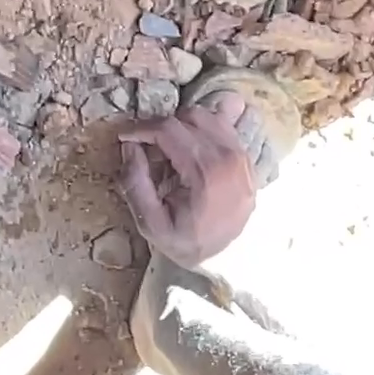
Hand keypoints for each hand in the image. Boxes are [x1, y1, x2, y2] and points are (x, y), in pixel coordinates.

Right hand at [118, 93, 258, 266]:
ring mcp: (243, 154)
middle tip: (147, 150)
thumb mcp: (151, 223)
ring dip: (182, 125)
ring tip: (169, 150)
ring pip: (208, 115)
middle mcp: (230, 156)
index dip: (141, 128)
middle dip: (161, 128)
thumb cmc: (186, 242)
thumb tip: (129, 147)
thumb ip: (135, 183)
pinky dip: (204, 126)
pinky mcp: (248, 156)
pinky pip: (226, 124)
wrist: (228, 259)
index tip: (124, 138)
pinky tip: (192, 146)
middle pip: (188, 116)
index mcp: (206, 172)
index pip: (169, 129)